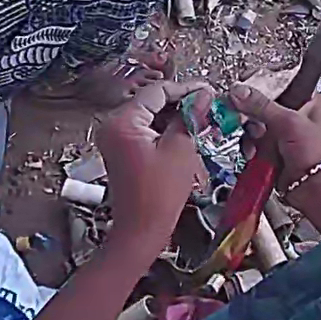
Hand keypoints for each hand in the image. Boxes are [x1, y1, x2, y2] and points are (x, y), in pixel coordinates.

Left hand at [99, 80, 209, 242]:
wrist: (141, 230)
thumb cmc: (160, 193)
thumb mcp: (181, 149)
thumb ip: (191, 117)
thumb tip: (204, 95)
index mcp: (123, 122)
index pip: (157, 92)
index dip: (185, 89)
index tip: (207, 90)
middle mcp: (113, 125)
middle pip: (151, 101)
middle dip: (180, 101)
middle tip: (208, 103)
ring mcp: (114, 137)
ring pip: (149, 114)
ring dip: (174, 114)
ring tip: (201, 116)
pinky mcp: (121, 148)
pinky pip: (144, 128)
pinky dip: (164, 127)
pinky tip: (185, 130)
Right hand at [228, 85, 320, 204]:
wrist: (317, 191)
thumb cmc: (318, 155)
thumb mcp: (289, 122)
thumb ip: (262, 105)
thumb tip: (239, 90)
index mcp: (305, 99)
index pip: (277, 82)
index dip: (259, 84)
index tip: (242, 87)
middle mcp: (292, 114)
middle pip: (260, 104)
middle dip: (251, 113)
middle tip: (246, 117)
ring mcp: (281, 133)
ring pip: (254, 124)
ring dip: (251, 133)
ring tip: (259, 140)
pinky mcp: (271, 150)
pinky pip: (253, 143)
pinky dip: (251, 147)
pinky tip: (255, 153)